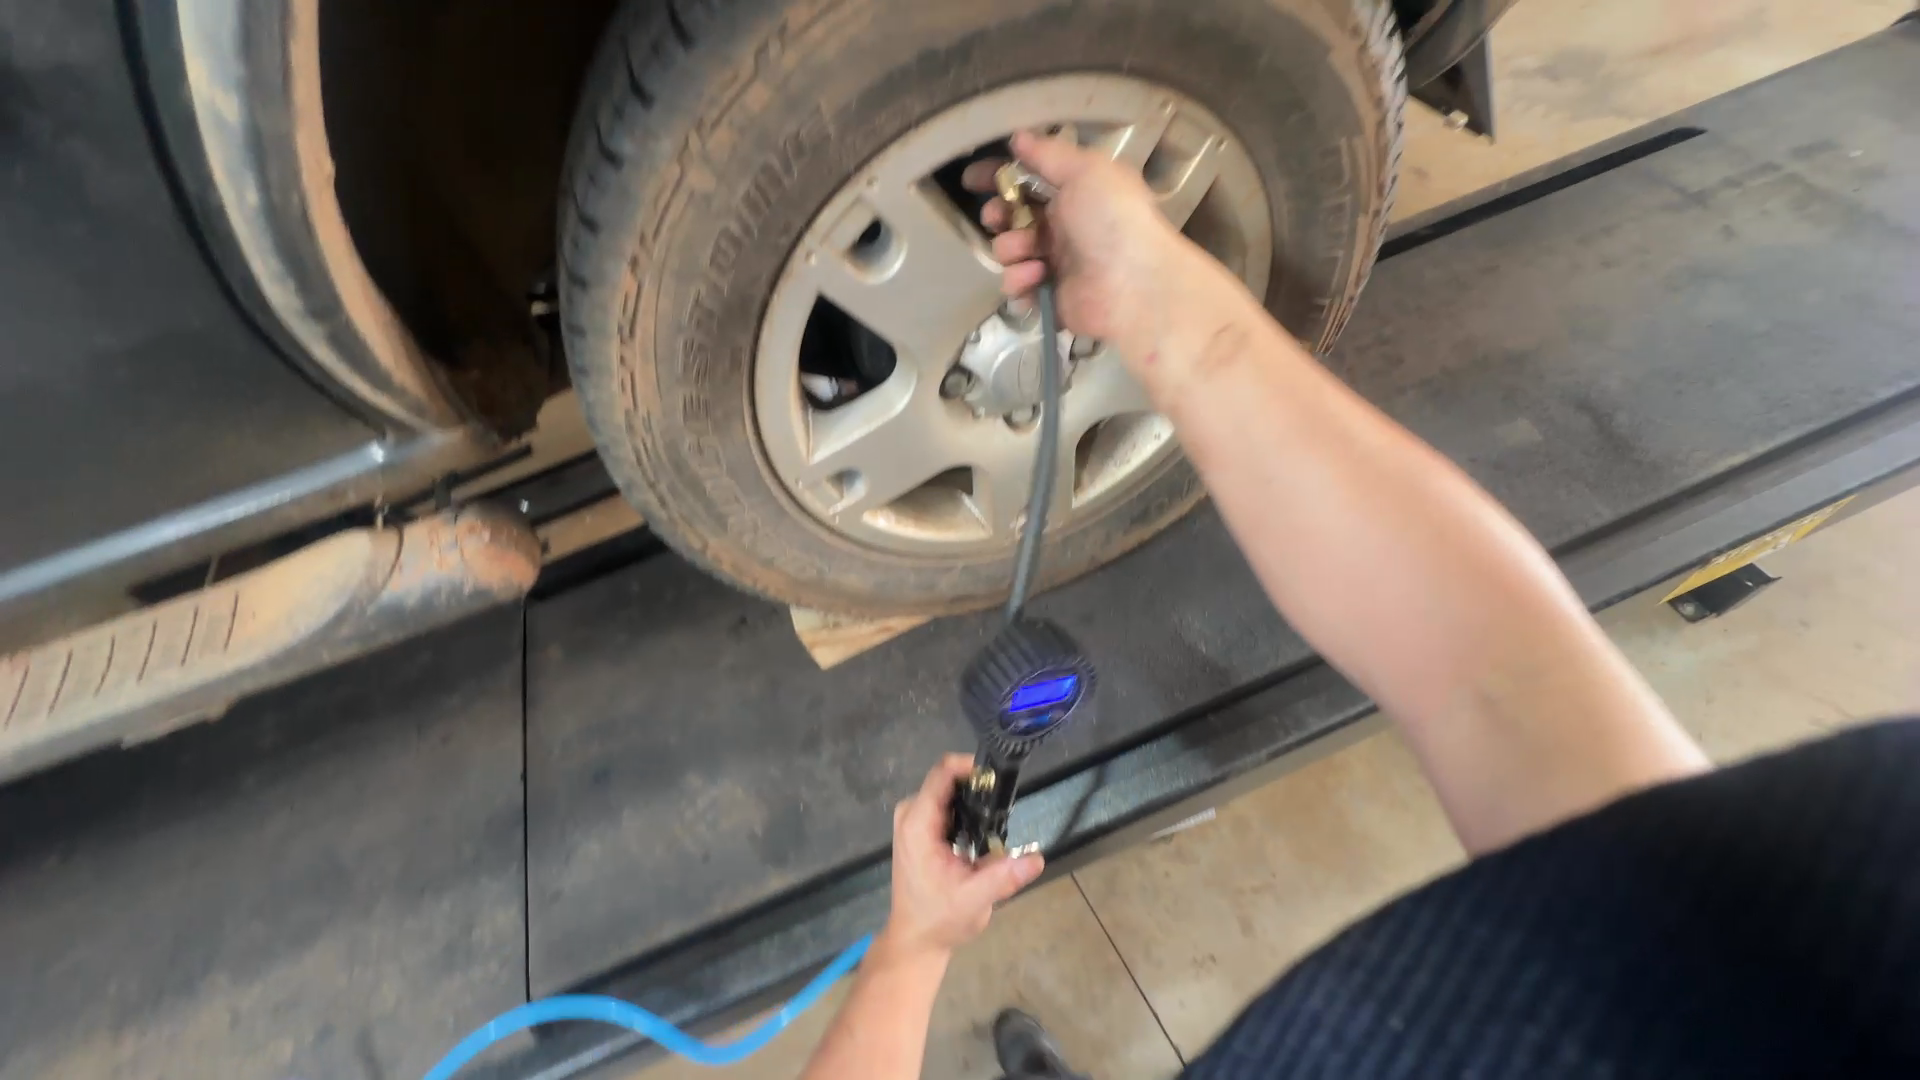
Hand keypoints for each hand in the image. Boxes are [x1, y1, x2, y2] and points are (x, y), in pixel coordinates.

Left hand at [880, 754, 1044, 961]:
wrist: (916, 939)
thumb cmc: (939, 918)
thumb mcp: (974, 900)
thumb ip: (1003, 876)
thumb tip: (1037, 858)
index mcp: (918, 823)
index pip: (942, 773)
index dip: (971, 767)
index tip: (997, 779)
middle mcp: (911, 813)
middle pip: (947, 780)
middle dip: (977, 788)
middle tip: (1002, 808)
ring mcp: (914, 820)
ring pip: (948, 791)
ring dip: (973, 801)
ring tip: (995, 823)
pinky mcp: (920, 829)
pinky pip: (945, 805)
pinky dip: (965, 812)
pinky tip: (981, 833)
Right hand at [963, 131, 1183, 353]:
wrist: (1133, 284)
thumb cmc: (1114, 219)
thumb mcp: (1086, 171)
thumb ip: (1049, 154)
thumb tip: (1018, 137)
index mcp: (1073, 196)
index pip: (1027, 181)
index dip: (998, 178)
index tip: (972, 179)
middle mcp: (1062, 229)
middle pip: (1012, 219)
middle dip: (998, 216)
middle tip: (997, 217)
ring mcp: (1055, 266)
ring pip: (1010, 255)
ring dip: (1011, 250)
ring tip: (1032, 254)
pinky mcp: (1049, 299)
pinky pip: (1017, 289)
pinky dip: (1021, 282)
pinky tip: (1037, 279)